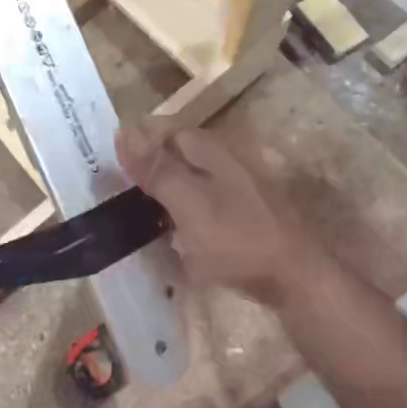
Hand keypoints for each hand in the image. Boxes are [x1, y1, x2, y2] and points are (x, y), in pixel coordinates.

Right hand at [116, 127, 326, 304]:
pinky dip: (188, 221)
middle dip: (152, 174)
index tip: (112, 171)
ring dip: (169, 200)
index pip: (168, 133)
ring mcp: (241, 192)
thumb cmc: (238, 239)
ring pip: (194, 186)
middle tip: (122, 201)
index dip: (140, 146)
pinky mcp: (246, 220)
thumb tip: (124, 130)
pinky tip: (177, 242)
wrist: (294, 277)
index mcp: (213, 153)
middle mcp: (228, 164)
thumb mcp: (190, 203)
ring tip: (141, 222)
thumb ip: (159, 170)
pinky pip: (207, 211)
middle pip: (181, 158)